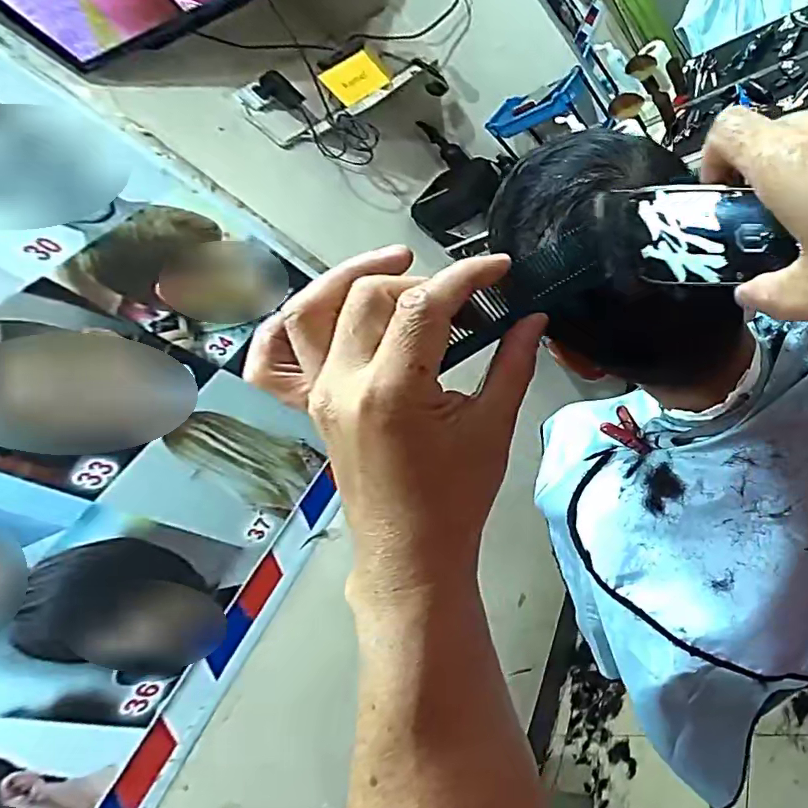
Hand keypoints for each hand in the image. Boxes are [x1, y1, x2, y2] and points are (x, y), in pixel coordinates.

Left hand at [249, 251, 545, 605]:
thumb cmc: (459, 491)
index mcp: (395, 389)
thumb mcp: (496, 423)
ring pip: (310, 309)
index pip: (425, 305)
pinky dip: (293, 323)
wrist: (412, 544)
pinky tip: (327, 309)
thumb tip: (533, 319)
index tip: (501, 267)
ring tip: (399, 263)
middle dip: (426, 279)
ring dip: (353, 276)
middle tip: (471, 295)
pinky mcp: (309, 405)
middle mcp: (344, 383)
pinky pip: (274, 356)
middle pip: (368, 295)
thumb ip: (515, 363)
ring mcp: (318, 393)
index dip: (467, 276)